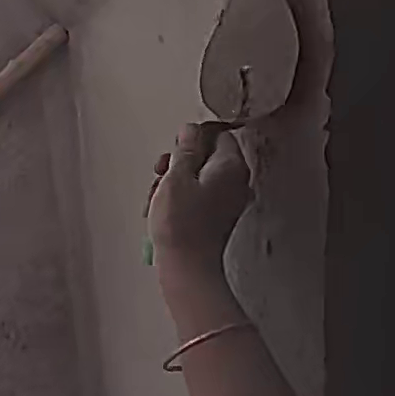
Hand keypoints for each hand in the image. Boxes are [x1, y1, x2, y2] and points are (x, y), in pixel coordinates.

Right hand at [148, 121, 251, 284]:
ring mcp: (229, 201)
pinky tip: (163, 211)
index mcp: (231, 166)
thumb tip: (191, 131)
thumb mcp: (175, 178)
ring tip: (156, 198)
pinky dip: (182, 199)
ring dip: (177, 183)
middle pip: (209, 158)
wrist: (186, 264)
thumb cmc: (179, 223)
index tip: (173, 150)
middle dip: (180, 164)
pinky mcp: (218, 218)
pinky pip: (201, 198)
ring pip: (201, 179)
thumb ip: (185, 150)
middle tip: (160, 174)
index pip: (218, 136)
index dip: (192, 140)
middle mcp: (237, 181)